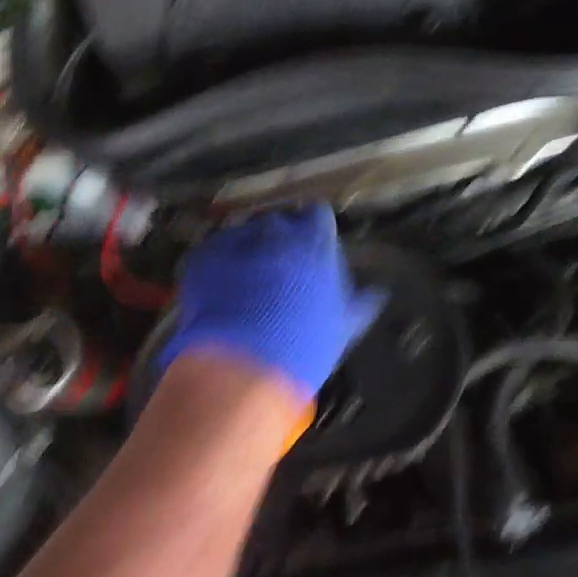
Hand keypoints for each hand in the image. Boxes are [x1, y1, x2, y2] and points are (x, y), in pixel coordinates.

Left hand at [155, 204, 381, 401]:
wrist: (243, 361)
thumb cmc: (305, 341)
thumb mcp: (342, 325)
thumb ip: (359, 303)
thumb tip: (375, 294)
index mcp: (313, 237)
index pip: (317, 215)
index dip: (313, 233)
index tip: (310, 253)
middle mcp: (274, 227)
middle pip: (278, 222)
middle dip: (277, 243)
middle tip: (277, 276)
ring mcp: (235, 237)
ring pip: (242, 236)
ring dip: (245, 253)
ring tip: (243, 291)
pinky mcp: (202, 254)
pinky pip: (212, 254)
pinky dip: (216, 268)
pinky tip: (219, 299)